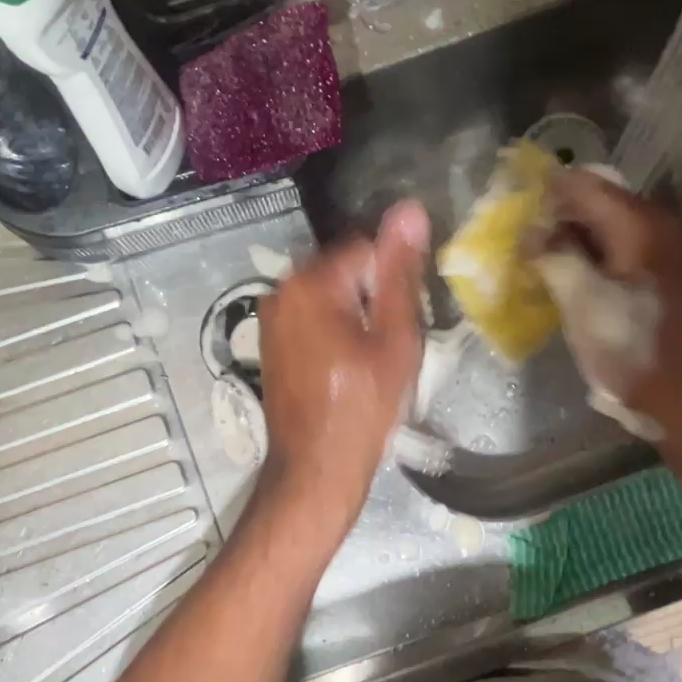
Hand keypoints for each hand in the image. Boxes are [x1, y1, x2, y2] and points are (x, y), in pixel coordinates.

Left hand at [255, 199, 429, 525]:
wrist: (315, 471)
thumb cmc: (362, 410)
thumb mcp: (394, 340)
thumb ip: (401, 274)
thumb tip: (410, 210)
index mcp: (310, 283)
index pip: (367, 249)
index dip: (394, 284)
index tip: (403, 325)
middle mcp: (281, 291)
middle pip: (345, 272)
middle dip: (373, 300)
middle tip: (390, 348)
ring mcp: (271, 320)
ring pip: (330, 299)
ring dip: (355, 320)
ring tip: (371, 365)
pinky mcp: (271, 346)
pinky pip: (313, 322)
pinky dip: (335, 337)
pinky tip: (348, 373)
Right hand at [544, 170, 681, 436]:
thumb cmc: (634, 352)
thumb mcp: (583, 303)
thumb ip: (554, 257)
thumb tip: (533, 231)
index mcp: (641, 224)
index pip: (584, 185)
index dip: (546, 195)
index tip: (514, 216)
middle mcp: (662, 227)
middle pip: (602, 204)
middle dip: (560, 219)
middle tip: (524, 245)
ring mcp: (672, 254)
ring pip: (614, 231)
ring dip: (578, 243)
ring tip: (544, 267)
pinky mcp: (672, 283)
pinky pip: (627, 255)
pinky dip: (598, 262)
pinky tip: (577, 287)